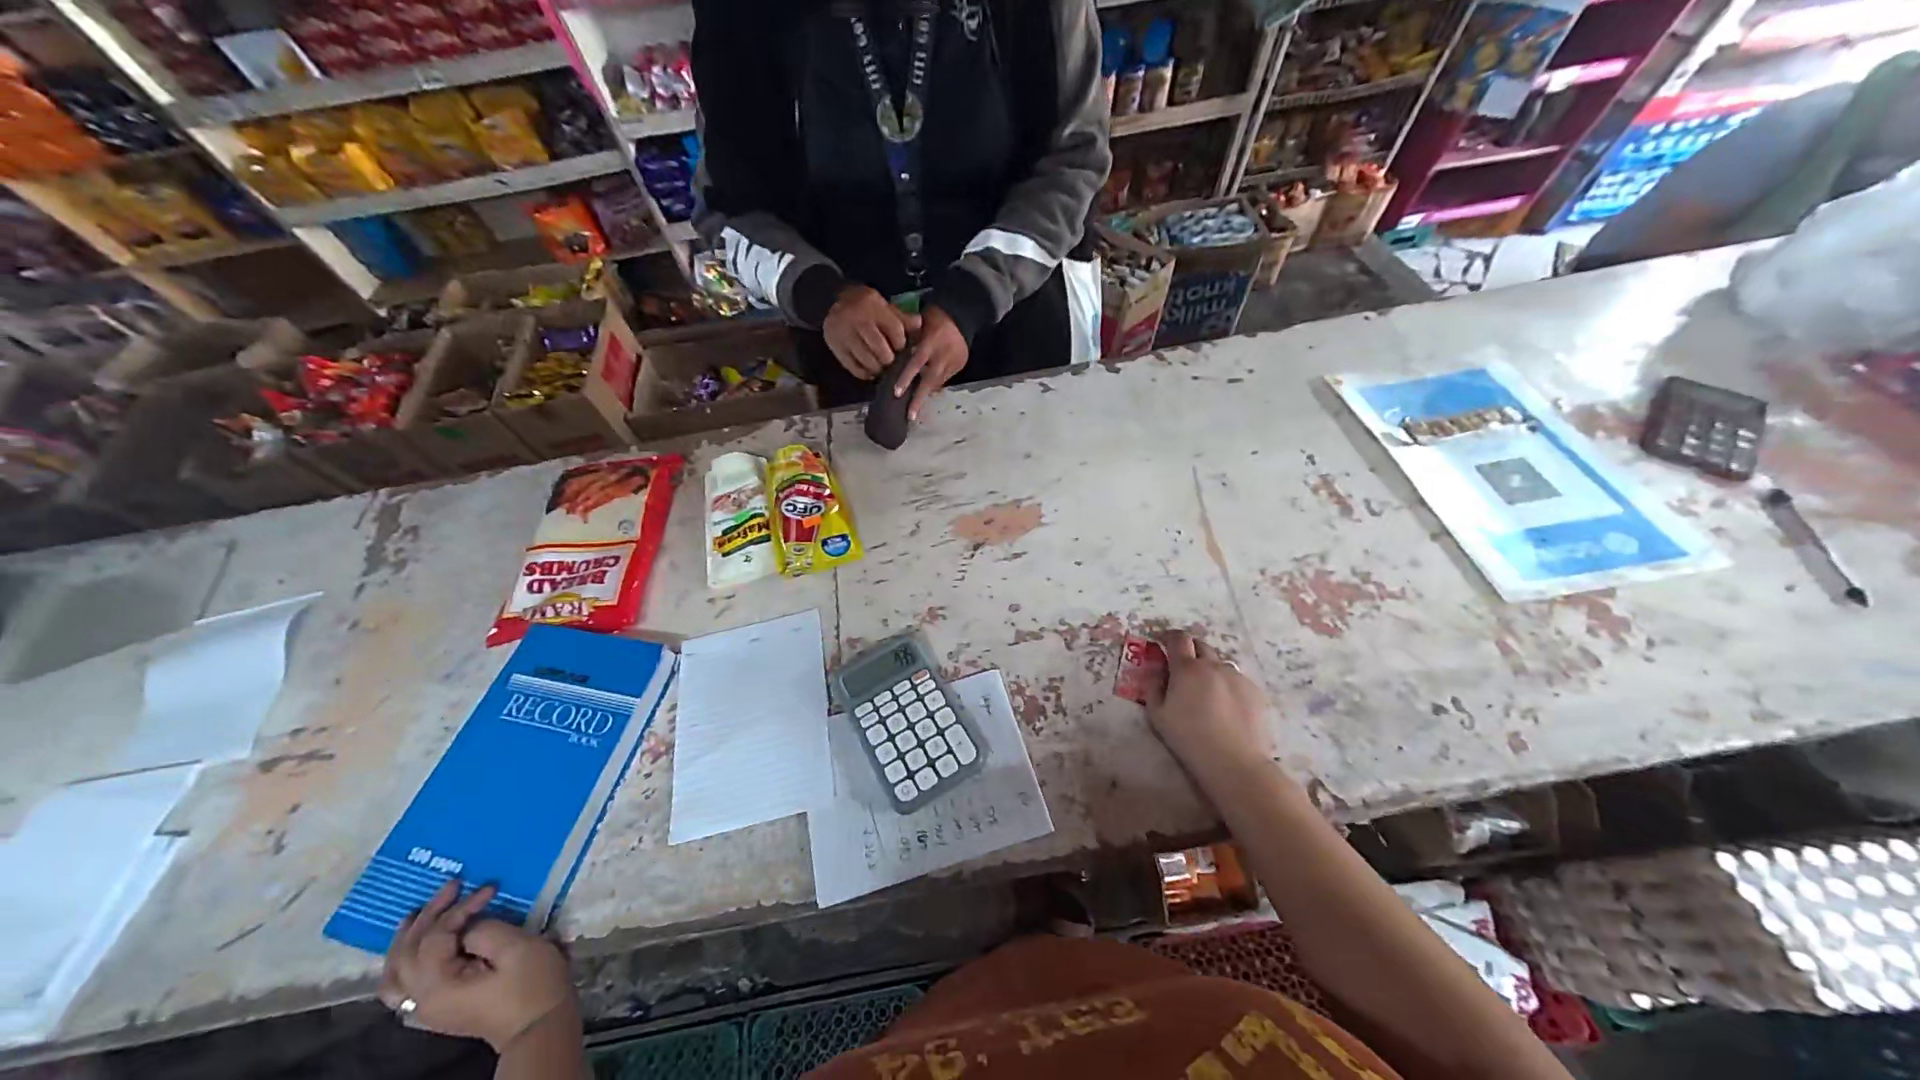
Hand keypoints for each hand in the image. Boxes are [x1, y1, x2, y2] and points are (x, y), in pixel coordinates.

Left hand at [380, 879, 577, 1051]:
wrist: (540, 1027)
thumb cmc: (533, 986)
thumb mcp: (519, 949)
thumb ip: (487, 930)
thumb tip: (471, 927)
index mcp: (439, 985)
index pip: (437, 936)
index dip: (461, 907)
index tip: (490, 888)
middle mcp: (421, 999)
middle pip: (407, 952)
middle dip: (428, 916)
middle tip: (451, 887)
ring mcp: (426, 1007)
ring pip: (395, 973)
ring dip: (404, 941)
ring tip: (417, 915)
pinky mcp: (437, 1007)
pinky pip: (403, 985)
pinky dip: (403, 963)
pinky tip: (416, 949)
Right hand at [823, 284, 919, 379]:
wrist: (832, 300)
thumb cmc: (865, 306)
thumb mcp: (884, 305)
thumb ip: (901, 317)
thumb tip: (919, 324)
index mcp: (874, 308)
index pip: (895, 331)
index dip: (901, 344)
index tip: (901, 348)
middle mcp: (859, 321)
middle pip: (881, 350)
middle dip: (889, 359)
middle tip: (891, 361)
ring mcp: (845, 335)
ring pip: (867, 361)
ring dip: (878, 368)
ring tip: (881, 368)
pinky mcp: (836, 347)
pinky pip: (854, 367)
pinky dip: (864, 373)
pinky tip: (870, 371)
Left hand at [892, 305, 967, 420]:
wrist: (963, 315)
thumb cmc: (934, 318)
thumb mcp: (919, 324)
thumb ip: (908, 340)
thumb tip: (893, 359)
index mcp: (932, 341)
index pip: (917, 362)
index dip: (906, 378)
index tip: (897, 392)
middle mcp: (944, 354)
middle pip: (930, 380)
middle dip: (919, 399)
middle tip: (910, 416)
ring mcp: (954, 362)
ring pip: (937, 382)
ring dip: (925, 393)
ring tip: (913, 409)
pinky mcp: (959, 366)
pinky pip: (943, 379)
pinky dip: (933, 385)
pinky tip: (924, 392)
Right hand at [1145, 631, 1277, 794]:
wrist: (1234, 761)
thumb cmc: (1188, 738)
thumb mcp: (1157, 714)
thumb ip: (1153, 685)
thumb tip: (1155, 669)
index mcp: (1187, 668)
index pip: (1178, 638)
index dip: (1169, 637)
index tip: (1162, 643)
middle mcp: (1213, 665)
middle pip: (1201, 645)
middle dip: (1189, 650)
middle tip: (1182, 668)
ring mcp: (1237, 677)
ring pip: (1220, 664)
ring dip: (1209, 670)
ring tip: (1206, 693)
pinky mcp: (1255, 691)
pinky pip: (1237, 680)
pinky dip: (1227, 686)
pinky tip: (1226, 708)